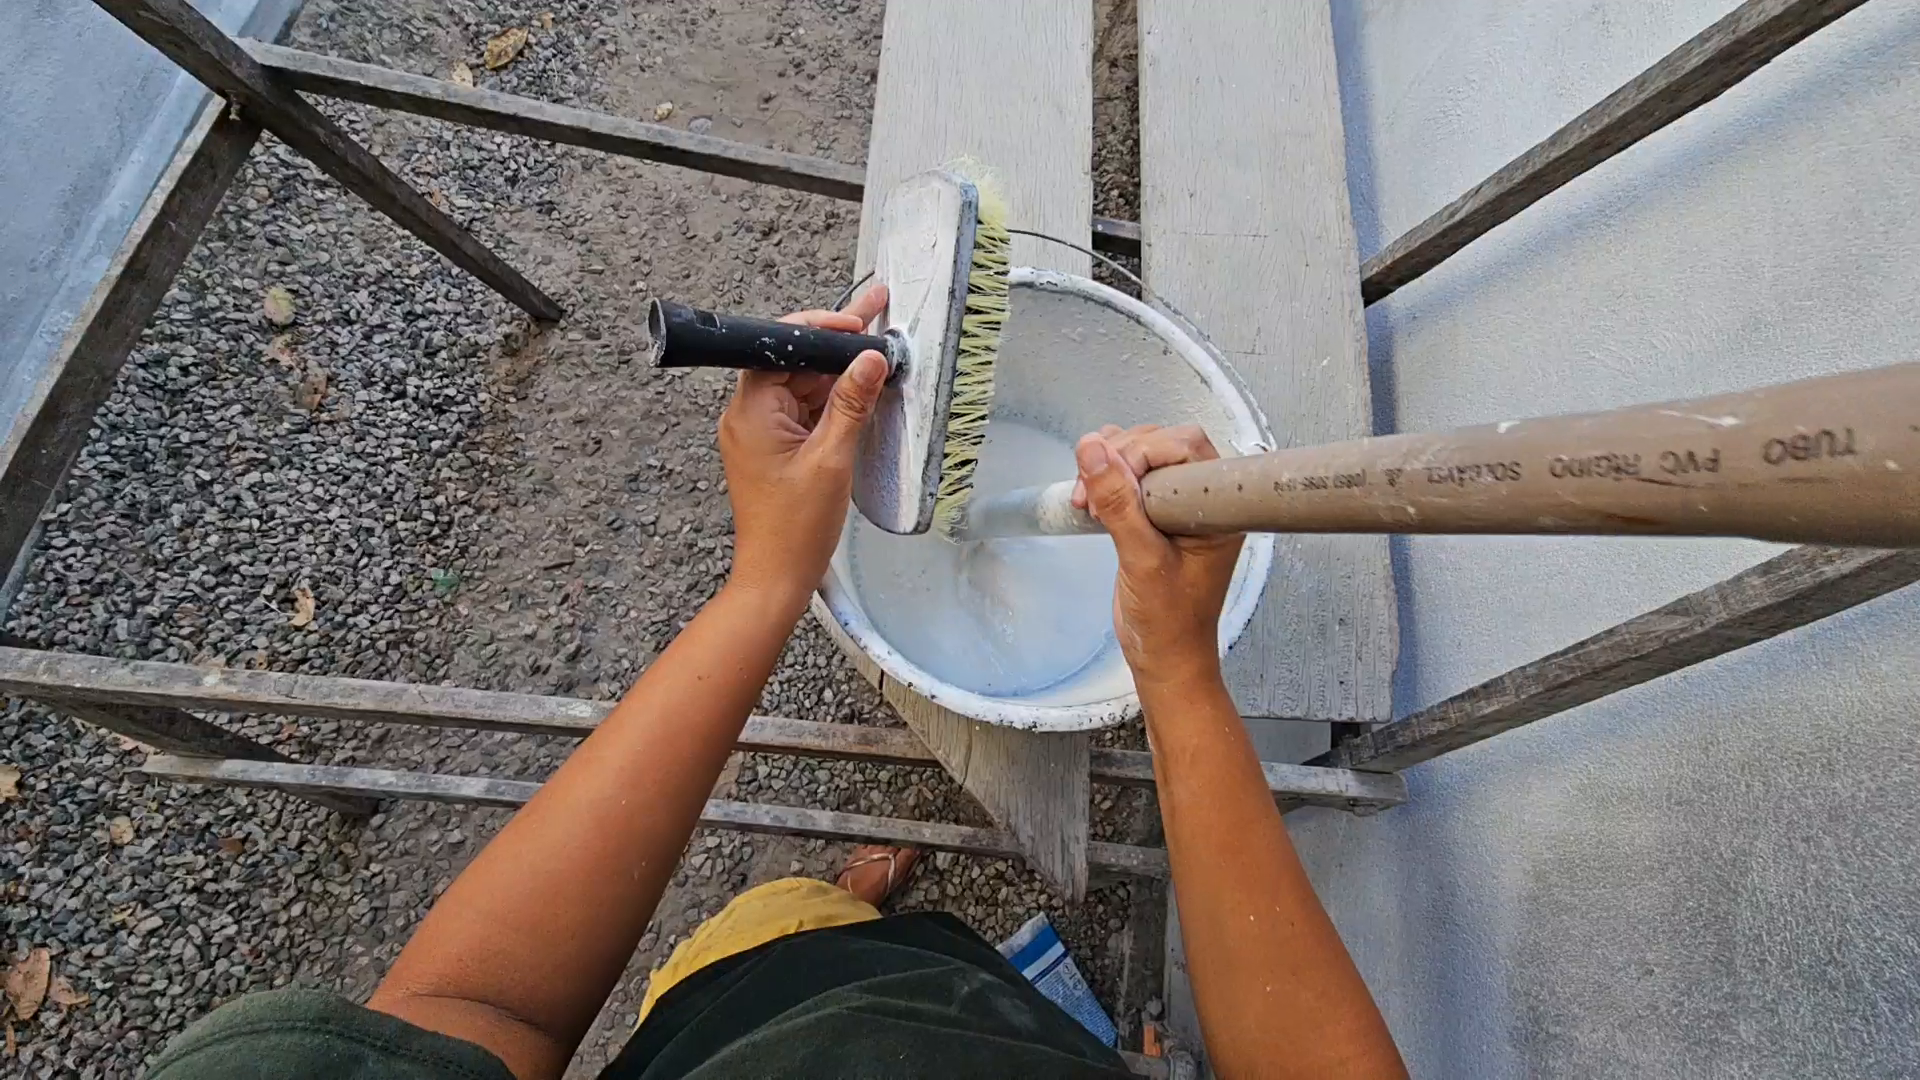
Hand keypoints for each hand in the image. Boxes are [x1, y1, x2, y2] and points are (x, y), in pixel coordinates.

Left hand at [720, 285, 889, 606]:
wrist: (777, 576)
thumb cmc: (795, 528)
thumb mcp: (832, 459)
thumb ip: (851, 404)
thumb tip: (870, 359)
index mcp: (751, 412)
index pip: (779, 347)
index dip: (820, 329)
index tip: (859, 322)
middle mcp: (748, 416)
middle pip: (793, 365)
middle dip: (835, 349)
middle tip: (876, 328)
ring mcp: (760, 433)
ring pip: (801, 388)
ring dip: (837, 378)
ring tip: (877, 361)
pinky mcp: (774, 448)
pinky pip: (803, 413)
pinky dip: (830, 405)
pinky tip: (861, 396)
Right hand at [1072, 424, 1243, 690]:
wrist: (1162, 654)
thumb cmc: (1168, 620)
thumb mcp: (1141, 560)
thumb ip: (1118, 504)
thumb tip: (1093, 451)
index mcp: (1217, 508)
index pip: (1185, 447)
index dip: (1144, 452)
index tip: (1113, 478)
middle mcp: (1200, 500)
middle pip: (1160, 444)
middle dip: (1120, 460)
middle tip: (1092, 497)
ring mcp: (1176, 505)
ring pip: (1141, 456)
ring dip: (1107, 469)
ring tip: (1087, 501)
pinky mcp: (1153, 513)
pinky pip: (1128, 476)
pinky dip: (1104, 479)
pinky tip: (1090, 497)